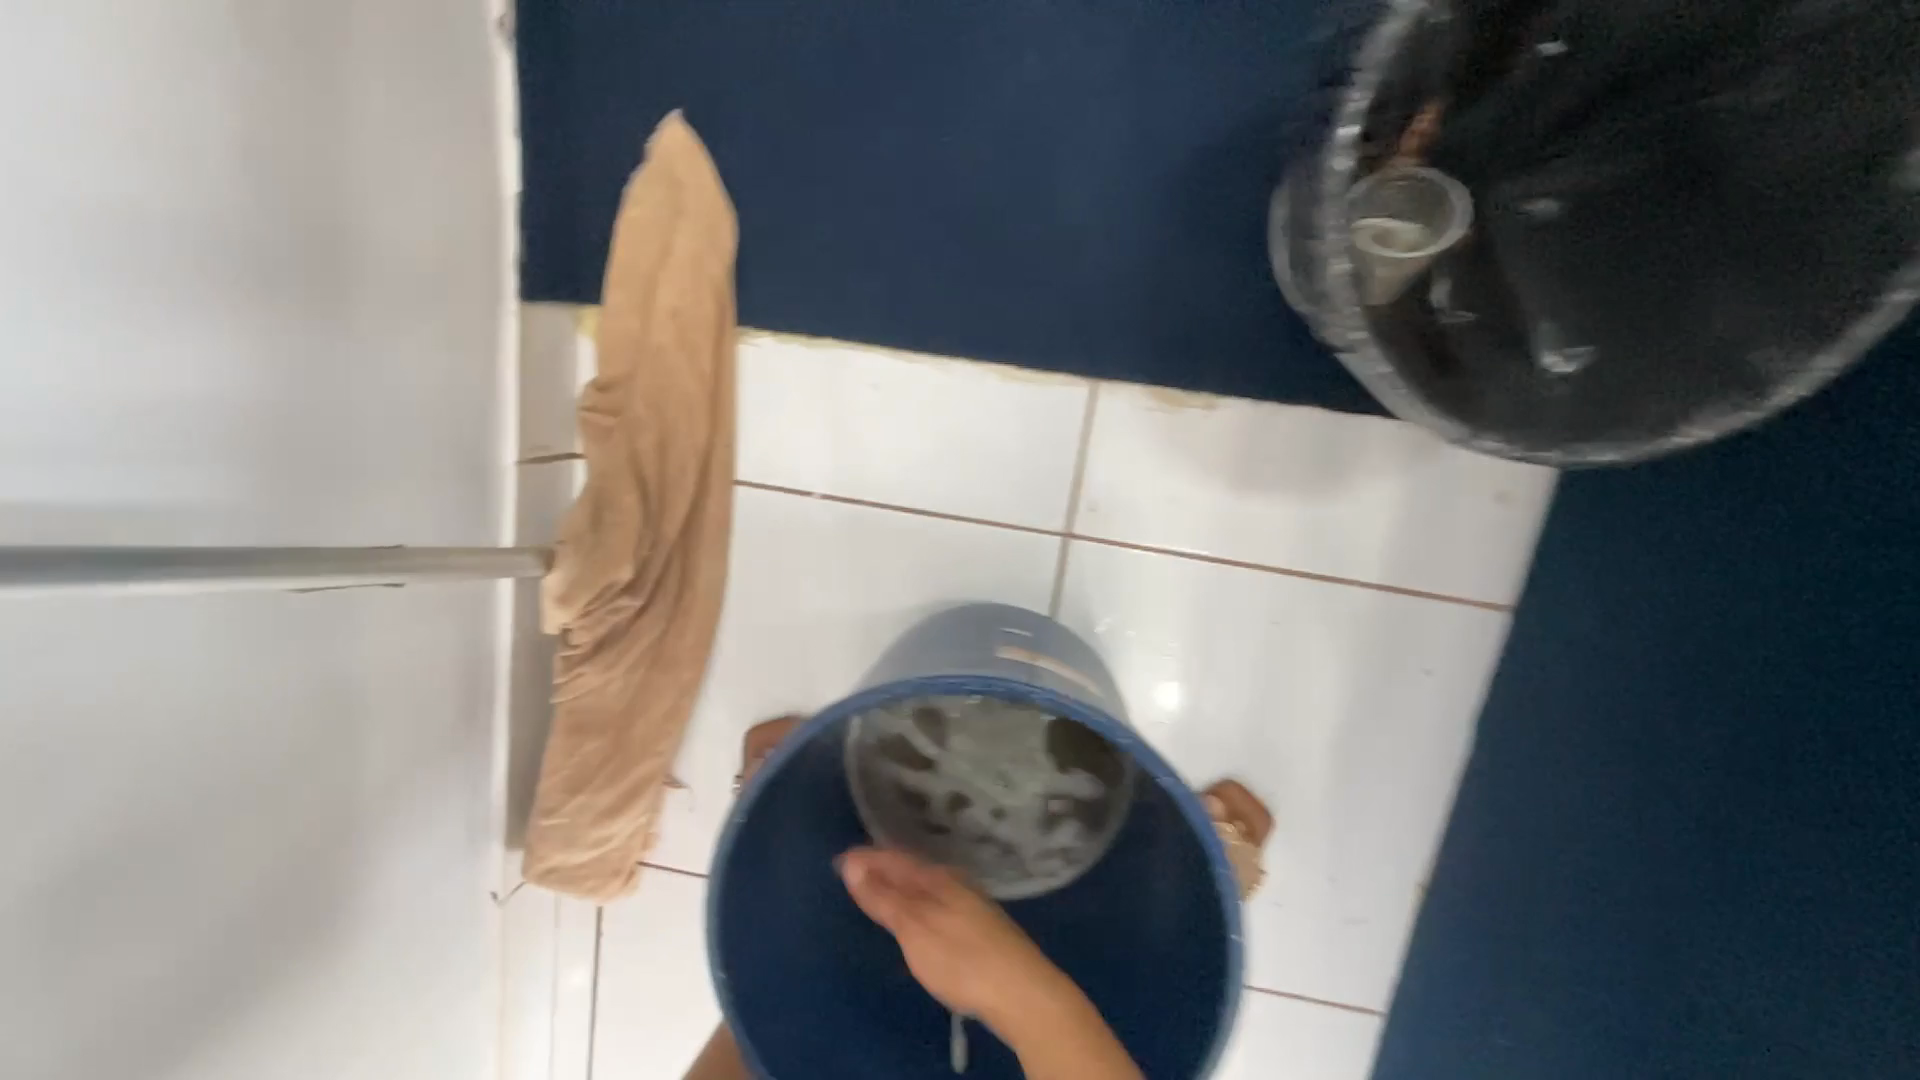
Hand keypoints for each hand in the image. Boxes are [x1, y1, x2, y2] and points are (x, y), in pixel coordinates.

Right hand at [835, 846, 1063, 1024]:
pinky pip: (937, 899)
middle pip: (911, 867)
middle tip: (854, 869)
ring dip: (900, 883)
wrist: (1022, 990)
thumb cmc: (961, 958)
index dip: (867, 857)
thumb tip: (852, 864)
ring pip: (926, 883)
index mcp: (937, 877)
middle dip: (882, 866)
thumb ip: (884, 898)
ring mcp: (970, 902)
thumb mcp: (915, 929)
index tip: (841, 858)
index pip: (895, 857)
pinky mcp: (979, 925)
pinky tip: (917, 913)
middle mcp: (954, 882)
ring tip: (879, 889)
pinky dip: (917, 900)